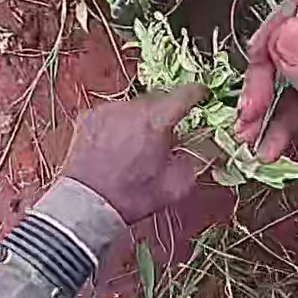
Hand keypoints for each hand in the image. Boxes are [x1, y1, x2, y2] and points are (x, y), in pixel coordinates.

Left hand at [62, 84, 205, 222]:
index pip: (185, 93)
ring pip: (133, 105)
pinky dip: (118, 123)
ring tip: (136, 143)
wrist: (88, 205)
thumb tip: (209, 147)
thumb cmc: (133, 196)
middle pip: (158, 98)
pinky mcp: (88, 116)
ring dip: (140, 118)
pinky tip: (116, 143)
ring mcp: (107, 110)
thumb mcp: (176, 185)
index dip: (198, 92)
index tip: (202, 95)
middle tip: (165, 134)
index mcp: (157, 120)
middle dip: (165, 113)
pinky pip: (112, 112)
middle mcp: (132, 108)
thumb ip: (196, 160)